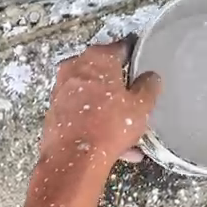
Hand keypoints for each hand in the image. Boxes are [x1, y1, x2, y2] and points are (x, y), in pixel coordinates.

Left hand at [38, 39, 162, 169]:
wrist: (73, 158)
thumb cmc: (108, 126)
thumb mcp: (141, 106)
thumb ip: (149, 87)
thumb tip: (151, 77)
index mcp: (97, 58)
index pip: (122, 47)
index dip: (135, 56)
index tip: (142, 64)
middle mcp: (75, 67)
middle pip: (104, 72)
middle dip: (119, 87)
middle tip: (135, 101)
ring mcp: (61, 89)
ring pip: (92, 95)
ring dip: (109, 109)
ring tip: (128, 132)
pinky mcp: (55, 111)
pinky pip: (82, 112)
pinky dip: (96, 122)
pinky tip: (115, 145)